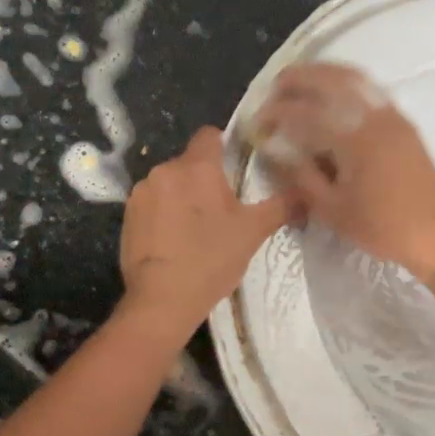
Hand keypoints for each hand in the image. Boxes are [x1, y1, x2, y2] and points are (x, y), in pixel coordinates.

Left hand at [117, 127, 296, 341]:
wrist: (161, 300)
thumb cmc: (210, 260)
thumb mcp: (253, 232)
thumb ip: (282, 206)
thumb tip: (307, 192)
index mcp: (196, 167)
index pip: (210, 135)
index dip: (225, 146)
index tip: (236, 168)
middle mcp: (164, 170)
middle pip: (190, 163)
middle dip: (204, 180)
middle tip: (222, 210)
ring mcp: (141, 193)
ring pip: (169, 184)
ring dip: (182, 197)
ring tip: (196, 229)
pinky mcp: (127, 215)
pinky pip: (151, 204)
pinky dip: (162, 214)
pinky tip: (173, 241)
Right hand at [251, 62, 434, 277]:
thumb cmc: (382, 227)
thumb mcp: (332, 210)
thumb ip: (300, 175)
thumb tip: (273, 149)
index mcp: (355, 138)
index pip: (305, 113)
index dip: (276, 113)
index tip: (257, 120)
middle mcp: (374, 116)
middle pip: (330, 80)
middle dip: (297, 79)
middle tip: (272, 89)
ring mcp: (392, 114)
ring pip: (352, 77)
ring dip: (321, 73)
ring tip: (296, 81)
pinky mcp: (401, 120)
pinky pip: (368, 86)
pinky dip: (343, 80)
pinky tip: (330, 90)